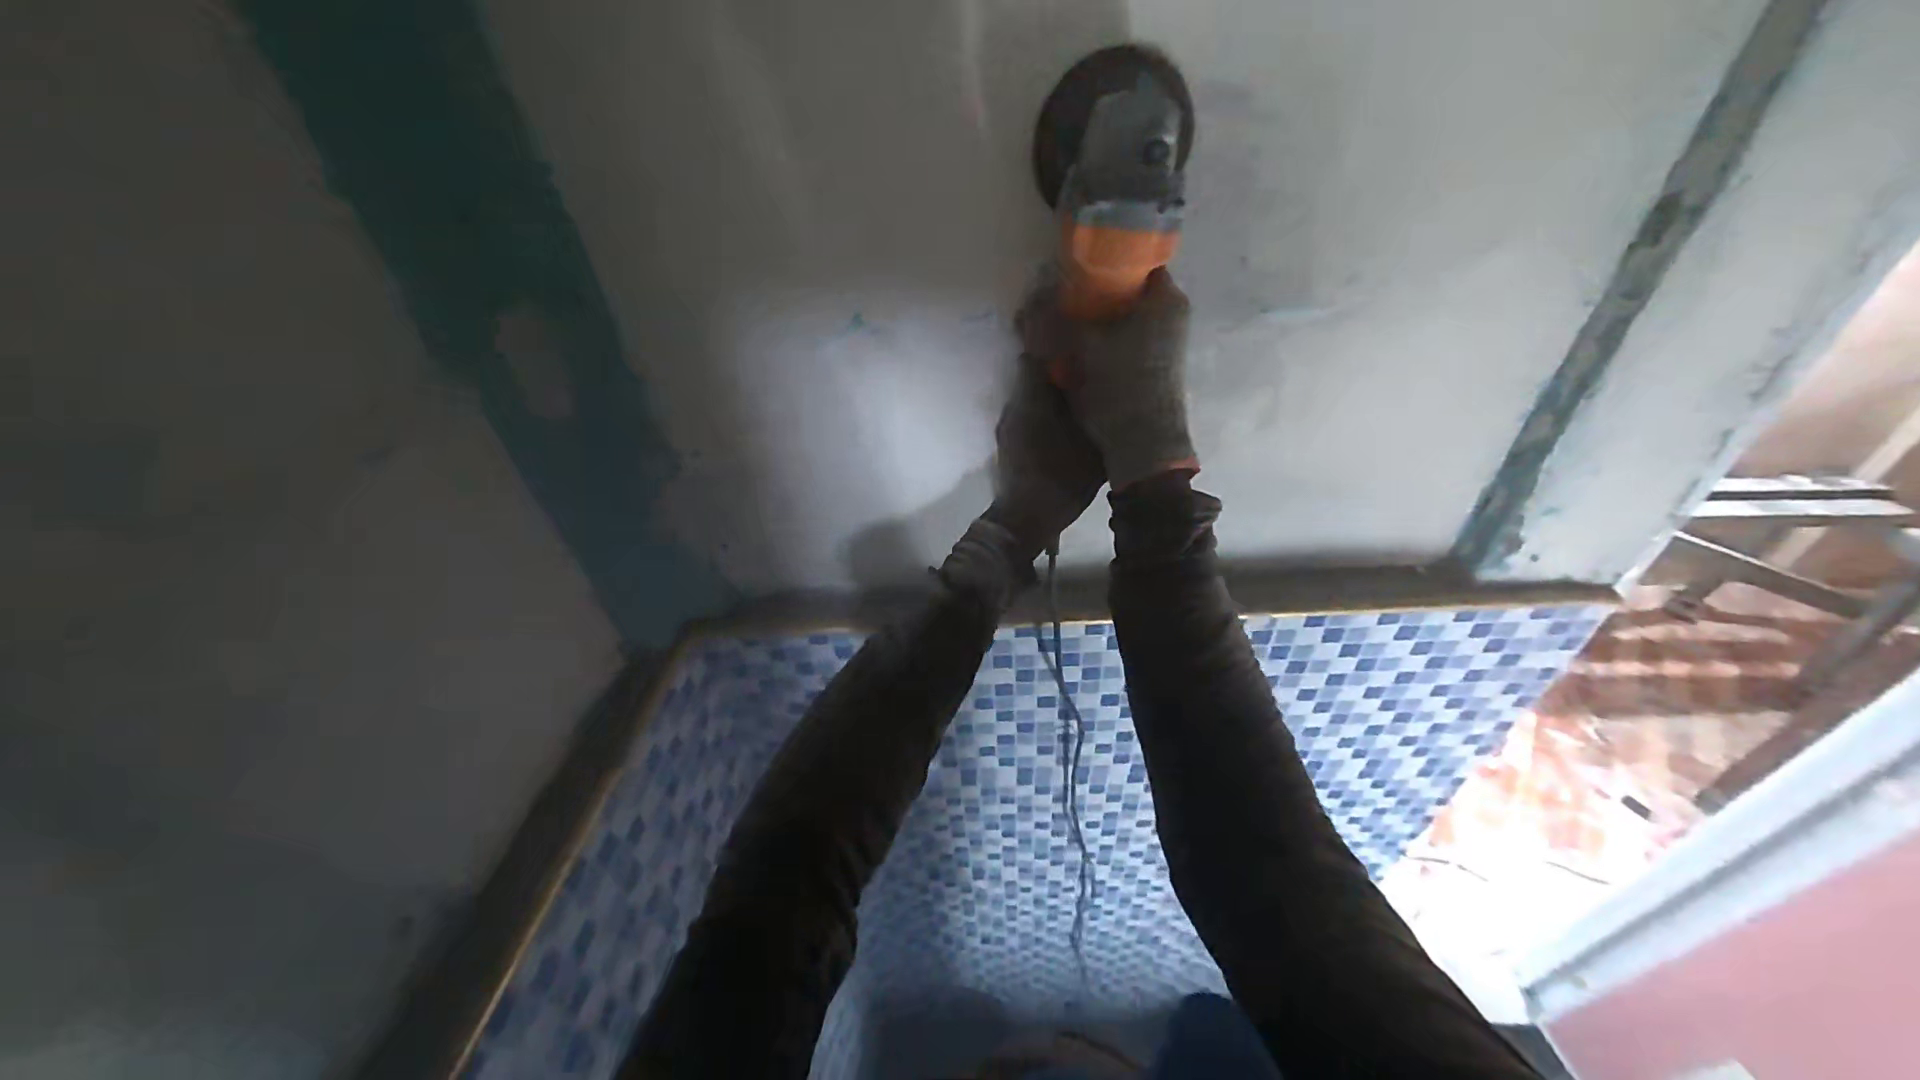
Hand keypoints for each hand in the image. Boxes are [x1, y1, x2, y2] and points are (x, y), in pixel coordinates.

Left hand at [983, 352, 1105, 560]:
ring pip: (1031, 395)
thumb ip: (1100, 417)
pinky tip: (1068, 421)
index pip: (1034, 355)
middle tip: (1089, 367)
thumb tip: (1117, 392)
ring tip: (1082, 393)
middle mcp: (1014, 407)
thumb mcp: (1090, 449)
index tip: (1078, 338)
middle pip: (1033, 374)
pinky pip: (1028, 414)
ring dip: (1052, 392)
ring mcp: (1008, 426)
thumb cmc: (1058, 482)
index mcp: (1031, 401)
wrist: (1024, 521)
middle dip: (1058, 368)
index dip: (1054, 343)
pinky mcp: (1009, 442)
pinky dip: (1046, 411)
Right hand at [1020, 268, 1195, 490]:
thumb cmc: (1119, 386)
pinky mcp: (1157, 368)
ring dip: (1098, 321)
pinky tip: (1078, 351)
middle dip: (1095, 295)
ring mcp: (1168, 344)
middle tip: (1061, 298)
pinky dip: (1106, 341)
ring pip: (1126, 319)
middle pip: (1129, 291)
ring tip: (1064, 325)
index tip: (1074, 269)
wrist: (1144, 444)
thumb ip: (1057, 320)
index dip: (1103, 261)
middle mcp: (1173, 315)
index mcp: (1165, 298)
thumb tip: (1030, 305)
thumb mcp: (1082, 347)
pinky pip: (1127, 342)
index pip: (1135, 261)